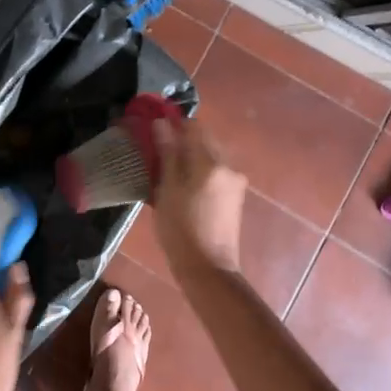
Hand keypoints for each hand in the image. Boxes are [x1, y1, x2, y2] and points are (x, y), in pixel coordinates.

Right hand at [151, 117, 248, 275]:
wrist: (208, 268)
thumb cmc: (181, 228)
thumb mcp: (167, 189)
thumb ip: (167, 153)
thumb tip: (162, 122)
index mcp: (211, 162)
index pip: (194, 126)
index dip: (174, 124)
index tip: (155, 131)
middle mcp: (228, 166)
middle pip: (204, 140)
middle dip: (182, 141)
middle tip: (158, 152)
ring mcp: (235, 182)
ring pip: (210, 156)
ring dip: (190, 156)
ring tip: (168, 171)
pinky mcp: (235, 196)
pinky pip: (215, 171)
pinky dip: (199, 171)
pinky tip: (183, 186)